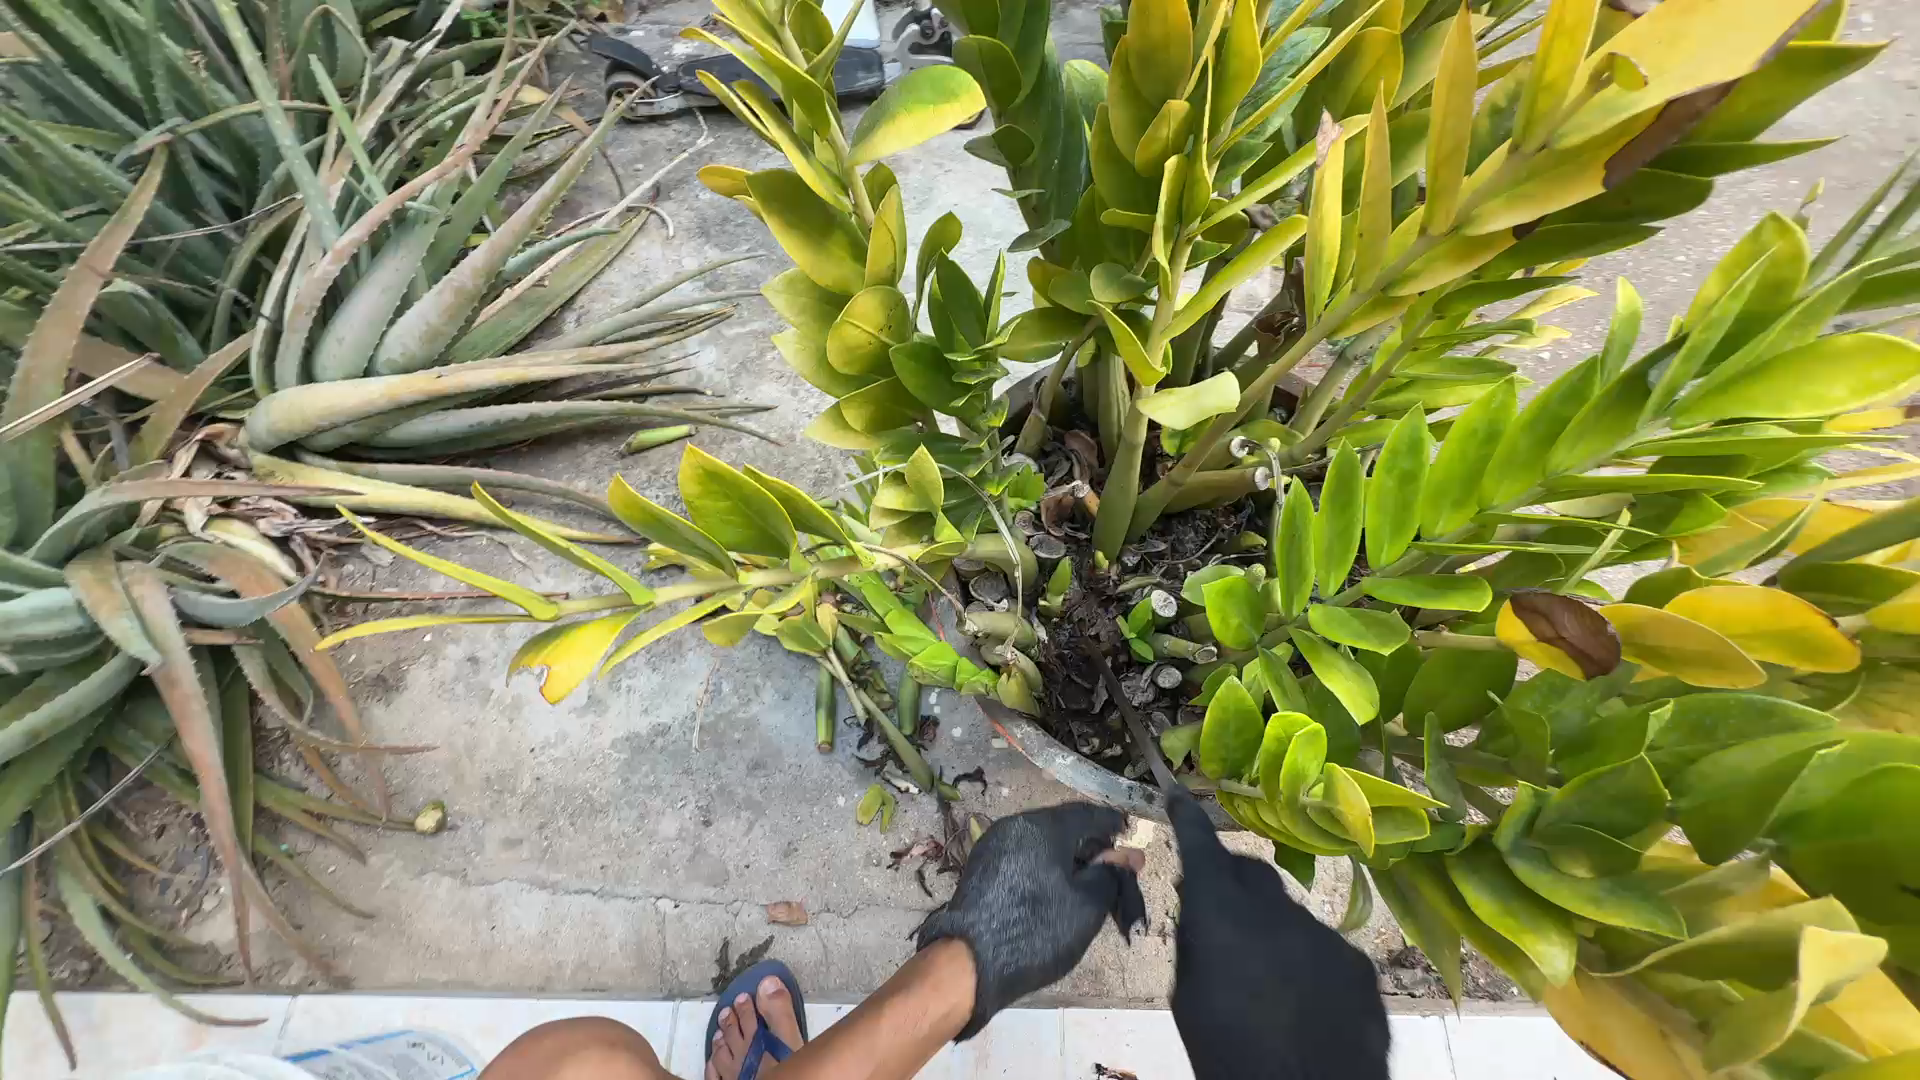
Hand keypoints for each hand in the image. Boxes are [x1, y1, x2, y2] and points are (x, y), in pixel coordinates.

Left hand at [915, 801, 1145, 1038]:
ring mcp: (994, 842)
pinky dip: (1044, 862)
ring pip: (1041, 839)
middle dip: (1089, 841)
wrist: (970, 960)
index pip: (1086, 813)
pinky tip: (1054, 885)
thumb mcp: (1086, 907)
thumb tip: (1129, 855)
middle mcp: (1016, 825)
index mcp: (1043, 827)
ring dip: (1066, 853)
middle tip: (1111, 864)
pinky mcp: (982, 863)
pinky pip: (1023, 852)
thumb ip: (1110, 875)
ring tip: (1085, 878)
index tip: (1128, 833)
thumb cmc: (1037, 930)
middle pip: (1061, 824)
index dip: (1111, 822)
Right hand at [1166, 790, 1390, 1079]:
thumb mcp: (1187, 991)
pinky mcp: (1360, 965)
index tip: (1176, 793)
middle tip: (1222, 911)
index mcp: (1220, 911)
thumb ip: (1194, 933)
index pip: (1199, 843)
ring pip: (1289, 913)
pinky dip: (1309, 960)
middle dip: (1232, 879)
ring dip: (1273, 928)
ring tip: (1270, 978)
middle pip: (1250, 870)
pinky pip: (1325, 946)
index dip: (1185, 815)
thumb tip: (1199, 898)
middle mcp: (1274, 908)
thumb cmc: (1225, 1052)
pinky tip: (1307, 1001)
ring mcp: (1323, 934)